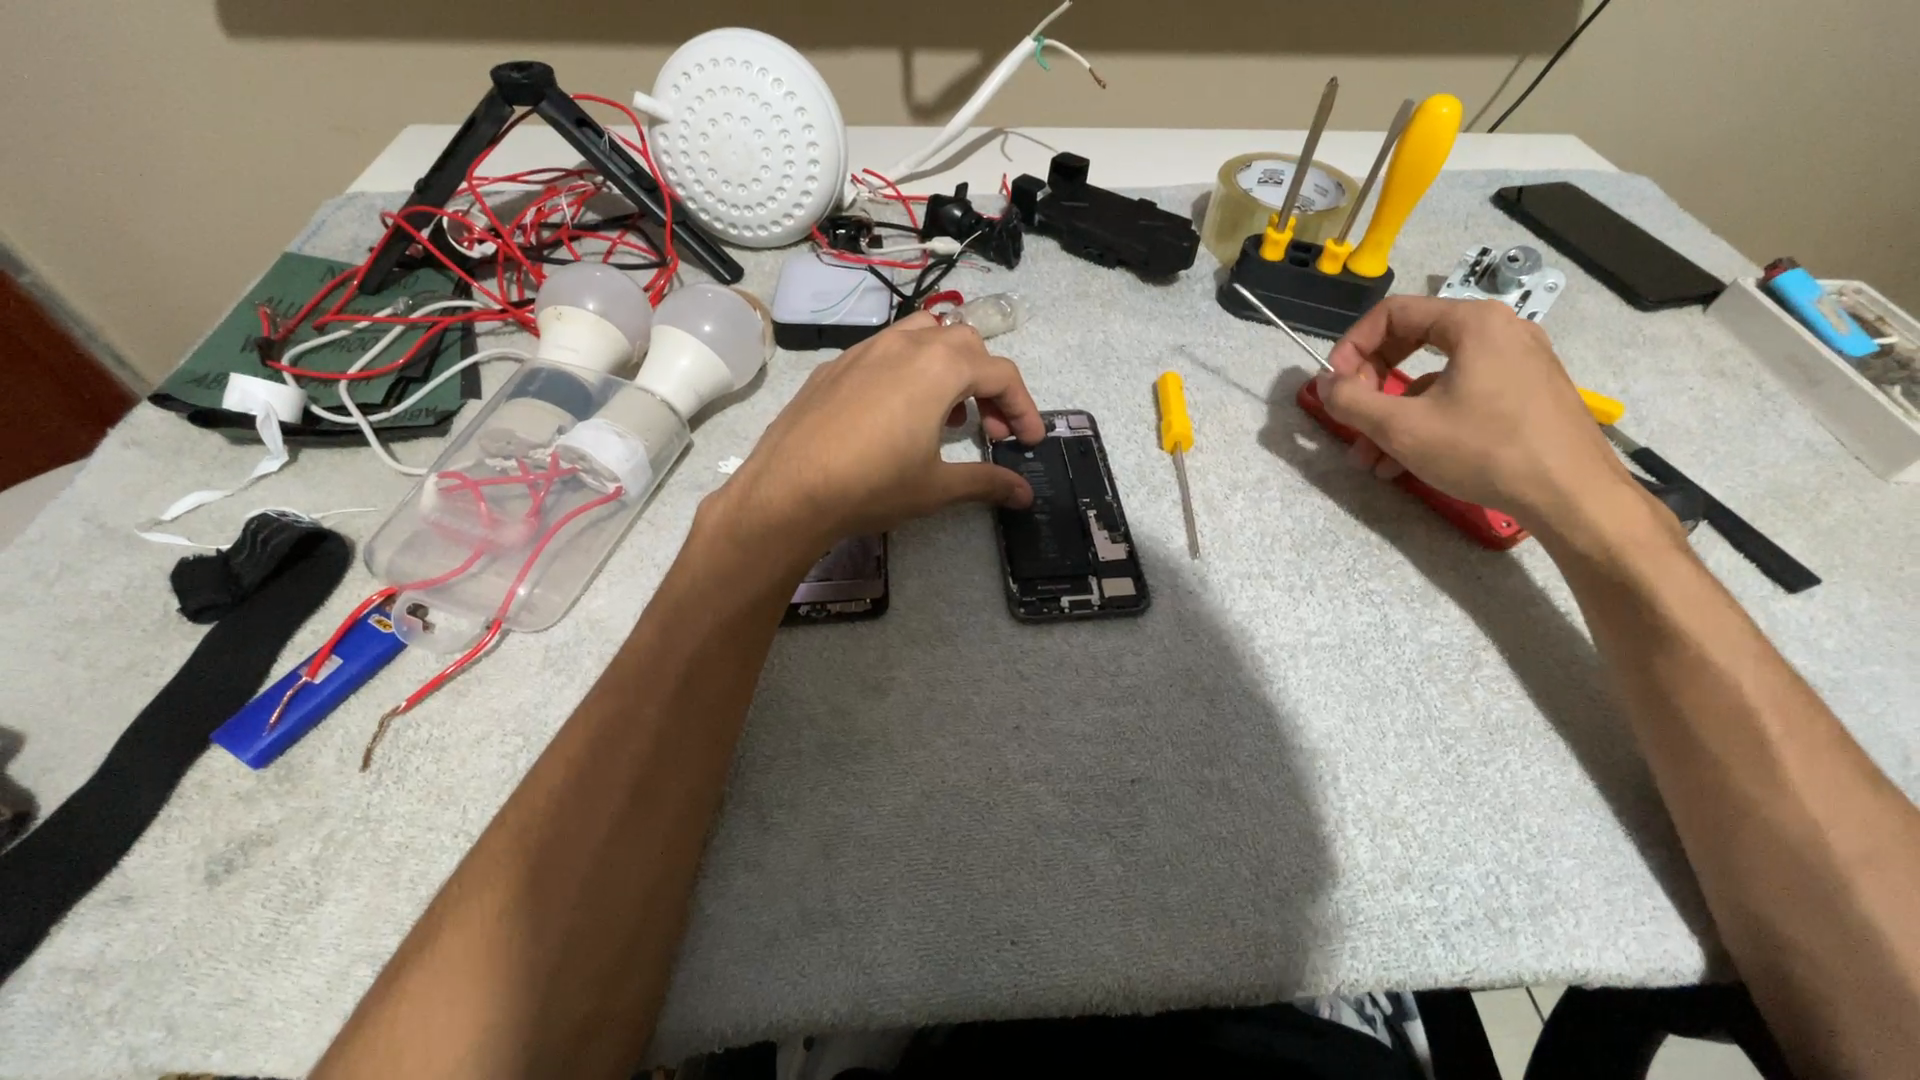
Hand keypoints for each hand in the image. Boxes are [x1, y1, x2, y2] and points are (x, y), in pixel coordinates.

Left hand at [712, 312, 1044, 555]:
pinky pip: (885, 353)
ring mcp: (864, 351)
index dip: (1024, 407)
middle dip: (988, 383)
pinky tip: (896, 416)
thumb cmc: (872, 485)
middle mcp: (904, 345)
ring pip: (922, 337)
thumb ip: (987, 482)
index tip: (1029, 441)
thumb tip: (1025, 494)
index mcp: (939, 366)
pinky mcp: (835, 367)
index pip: (1001, 373)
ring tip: (947, 415)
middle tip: (990, 429)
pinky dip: (908, 373)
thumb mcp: (937, 487)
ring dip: (947, 368)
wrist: (787, 491)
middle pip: (965, 344)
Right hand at [1316, 296, 1639, 536]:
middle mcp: (1499, 331)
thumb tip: (1323, 384)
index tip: (1333, 386)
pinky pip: (1459, 396)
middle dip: (1370, 386)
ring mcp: (1517, 363)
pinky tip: (1405, 463)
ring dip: (1392, 415)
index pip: (1391, 313)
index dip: (1351, 347)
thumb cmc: (1485, 450)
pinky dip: (1426, 422)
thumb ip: (1351, 401)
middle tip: (1350, 420)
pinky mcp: (1525, 394)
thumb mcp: (1403, 427)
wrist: (1573, 495)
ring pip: (1433, 379)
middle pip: (1411, 343)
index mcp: (1472, 322)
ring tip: (1370, 459)